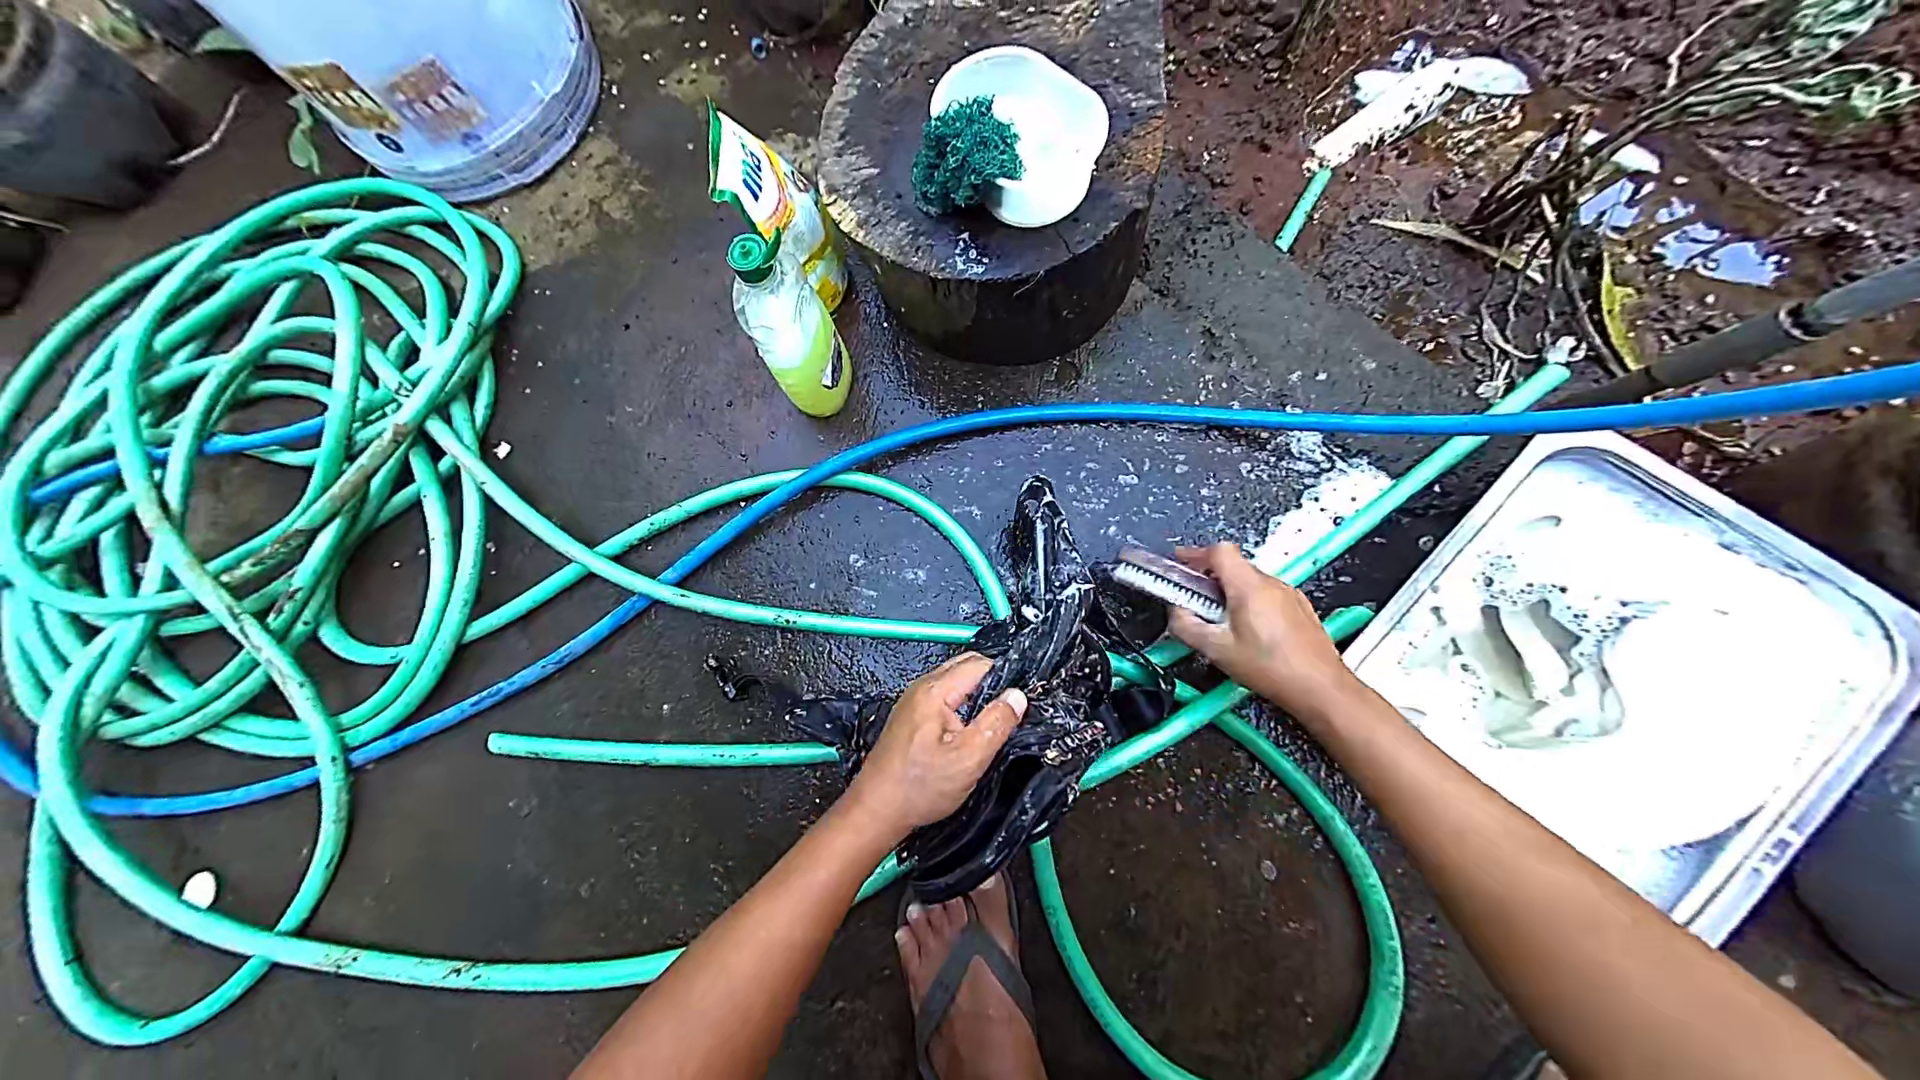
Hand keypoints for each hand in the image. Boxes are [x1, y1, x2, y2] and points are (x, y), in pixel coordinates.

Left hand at [842, 653, 1025, 841]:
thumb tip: (1017, 696)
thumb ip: (996, 723)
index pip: (981, 664)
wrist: (877, 811)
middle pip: (968, 668)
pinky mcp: (912, 717)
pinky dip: (961, 711)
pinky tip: (966, 736)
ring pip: (957, 685)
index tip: (1016, 704)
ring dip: (976, 700)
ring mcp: (914, 702)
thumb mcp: (969, 758)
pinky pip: (945, 700)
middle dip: (992, 687)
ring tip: (986, 729)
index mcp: (934, 691)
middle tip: (1004, 717)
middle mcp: (921, 688)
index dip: (1005, 680)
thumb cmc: (916, 788)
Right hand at [1166, 543, 1361, 717]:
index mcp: (1249, 587)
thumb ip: (1186, 626)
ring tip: (1222, 621)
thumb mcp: (1216, 650)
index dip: (1195, 553)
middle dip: (1210, 579)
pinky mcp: (1299, 608)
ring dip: (1231, 592)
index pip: (1219, 552)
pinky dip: (1251, 602)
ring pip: (1251, 581)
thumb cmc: (1274, 669)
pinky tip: (1248, 630)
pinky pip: (1268, 594)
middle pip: (1234, 566)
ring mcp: (1289, 595)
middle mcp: (1271, 584)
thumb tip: (1176, 613)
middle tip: (1196, 600)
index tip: (1182, 561)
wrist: (1319, 687)